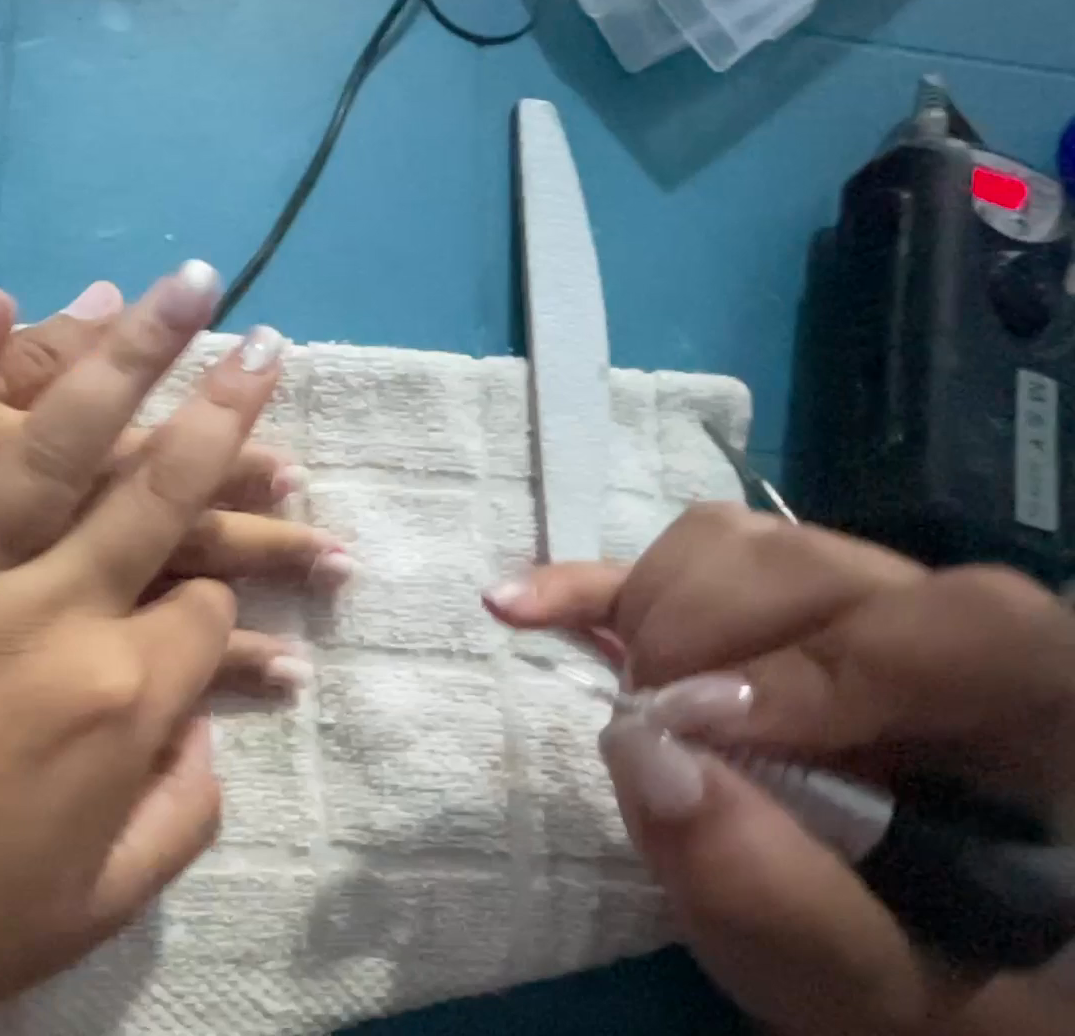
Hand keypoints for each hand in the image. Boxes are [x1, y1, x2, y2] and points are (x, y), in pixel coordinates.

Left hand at [0, 263, 281, 1031]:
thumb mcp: (99, 901)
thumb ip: (184, 808)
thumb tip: (205, 725)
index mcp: (122, 704)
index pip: (209, 614)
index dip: (229, 610)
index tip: (219, 615)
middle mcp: (57, 616)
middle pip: (165, 493)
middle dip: (228, 416)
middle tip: (270, 345)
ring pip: (61, 445)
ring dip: (130, 357)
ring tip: (183, 290)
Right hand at [485, 504, 1074, 1035]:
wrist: (900, 959)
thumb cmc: (921, 997)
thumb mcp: (867, 997)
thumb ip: (777, 899)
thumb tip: (642, 750)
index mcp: (1041, 725)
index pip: (964, 628)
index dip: (823, 667)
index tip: (700, 734)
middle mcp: (942, 634)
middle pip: (810, 565)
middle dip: (701, 648)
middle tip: (659, 740)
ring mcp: (838, 609)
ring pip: (728, 546)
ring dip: (646, 620)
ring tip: (636, 710)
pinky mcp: (747, 616)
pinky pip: (660, 566)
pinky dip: (582, 589)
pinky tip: (515, 606)